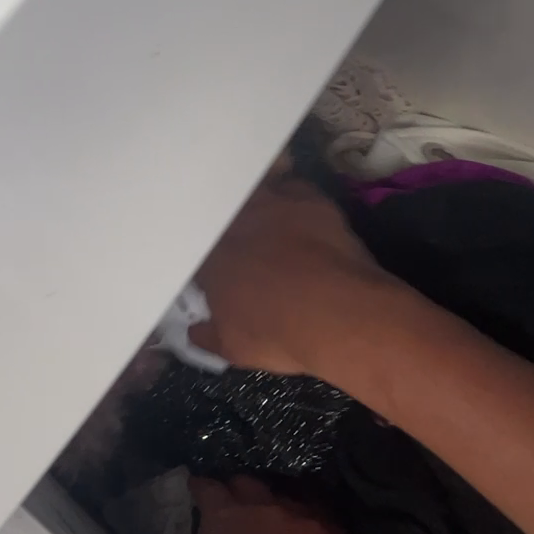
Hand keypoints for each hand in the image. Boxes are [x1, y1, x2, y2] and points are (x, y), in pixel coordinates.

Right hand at [179, 477, 369, 533]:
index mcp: (225, 513)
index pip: (205, 486)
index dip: (199, 489)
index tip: (197, 493)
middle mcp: (263, 504)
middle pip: (246, 484)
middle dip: (240, 493)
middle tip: (237, 510)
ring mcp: (304, 518)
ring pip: (287, 499)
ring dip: (279, 510)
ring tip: (278, 527)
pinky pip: (322, 521)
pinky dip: (313, 529)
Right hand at [187, 159, 413, 377]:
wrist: (339, 316)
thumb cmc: (277, 332)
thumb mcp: (233, 347)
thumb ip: (207, 335)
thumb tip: (194, 332)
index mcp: (208, 258)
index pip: (196, 252)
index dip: (204, 260)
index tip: (212, 273)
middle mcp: (231, 225)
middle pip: (218, 210)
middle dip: (222, 221)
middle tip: (234, 235)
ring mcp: (269, 207)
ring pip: (251, 186)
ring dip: (252, 194)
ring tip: (259, 205)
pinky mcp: (308, 202)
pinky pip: (292, 185)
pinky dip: (291, 191)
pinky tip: (297, 203)